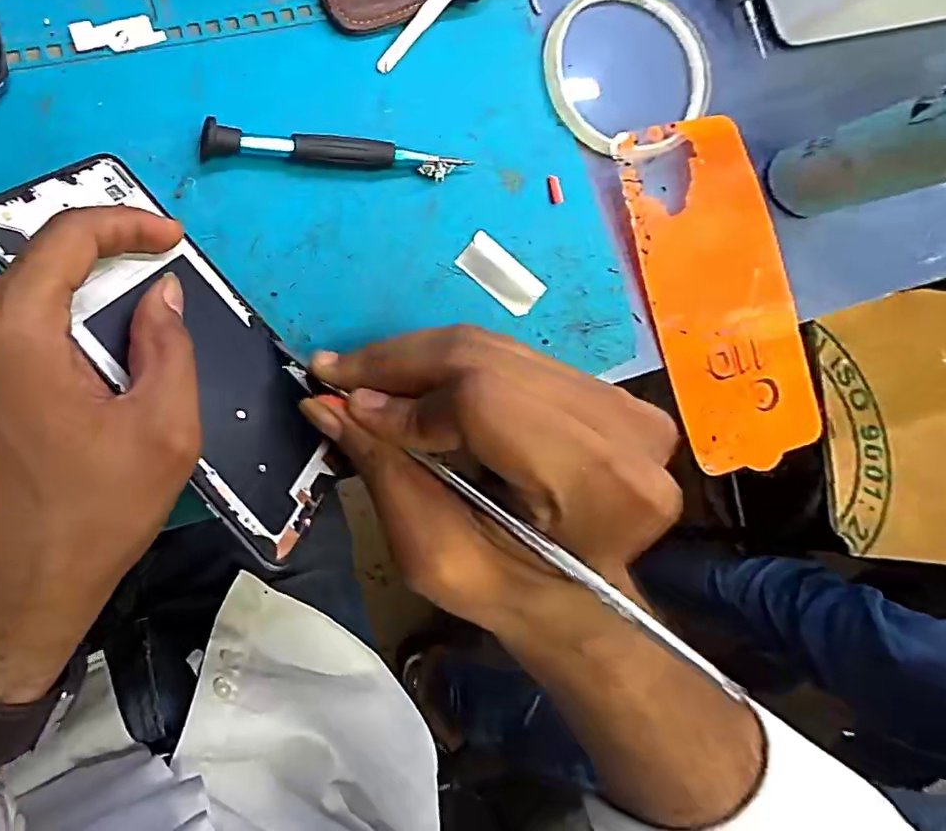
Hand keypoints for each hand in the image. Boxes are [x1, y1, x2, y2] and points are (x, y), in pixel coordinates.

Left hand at [0, 207, 199, 702]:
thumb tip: (158, 293)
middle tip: (148, 297)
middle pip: (38, 269)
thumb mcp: (162, 432)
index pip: (67, 237)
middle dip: (100, 271)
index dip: (125, 224)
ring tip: (112, 352)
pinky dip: (36, 337)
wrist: (6, 607)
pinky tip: (67, 384)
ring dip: (67, 309)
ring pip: (13, 303)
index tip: (166, 239)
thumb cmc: (90, 519)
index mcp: (11, 332)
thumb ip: (168, 345)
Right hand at [302, 327, 759, 827]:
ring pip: (487, 347)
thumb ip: (379, 464)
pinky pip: (501, 352)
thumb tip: (322, 403)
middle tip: (334, 370)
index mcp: (597, 486)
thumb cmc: (502, 590)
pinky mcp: (598, 386)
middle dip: (395, 362)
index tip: (343, 404)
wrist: (570, 599)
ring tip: (360, 374)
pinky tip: (404, 377)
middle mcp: (623, 429)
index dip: (405, 400)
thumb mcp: (428, 548)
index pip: (484, 401)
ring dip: (412, 358)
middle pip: (481, 359)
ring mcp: (617, 400)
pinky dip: (442, 361)